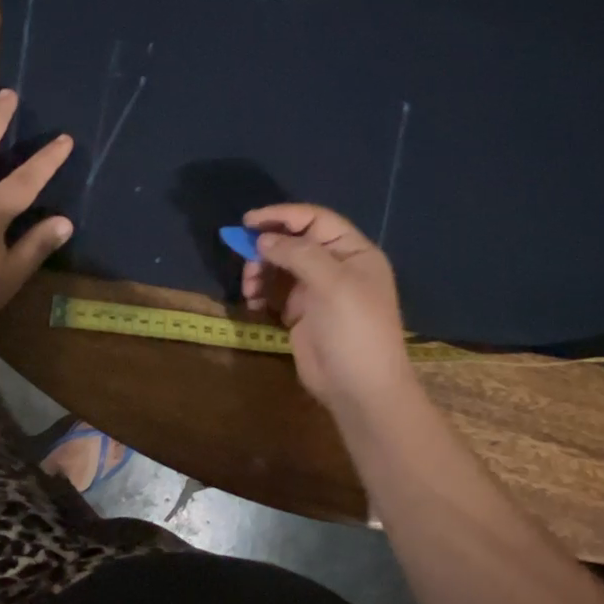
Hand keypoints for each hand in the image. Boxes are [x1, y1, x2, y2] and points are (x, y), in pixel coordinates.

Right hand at [240, 203, 409, 406]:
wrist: (359, 387)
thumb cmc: (354, 330)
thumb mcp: (332, 284)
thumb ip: (298, 254)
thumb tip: (263, 238)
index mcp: (353, 252)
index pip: (315, 220)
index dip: (282, 215)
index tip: (248, 221)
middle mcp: (335, 266)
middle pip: (293, 242)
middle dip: (266, 247)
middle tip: (244, 259)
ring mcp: (317, 291)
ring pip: (279, 266)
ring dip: (259, 271)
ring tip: (249, 289)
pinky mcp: (300, 313)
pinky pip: (274, 291)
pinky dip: (260, 293)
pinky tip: (253, 304)